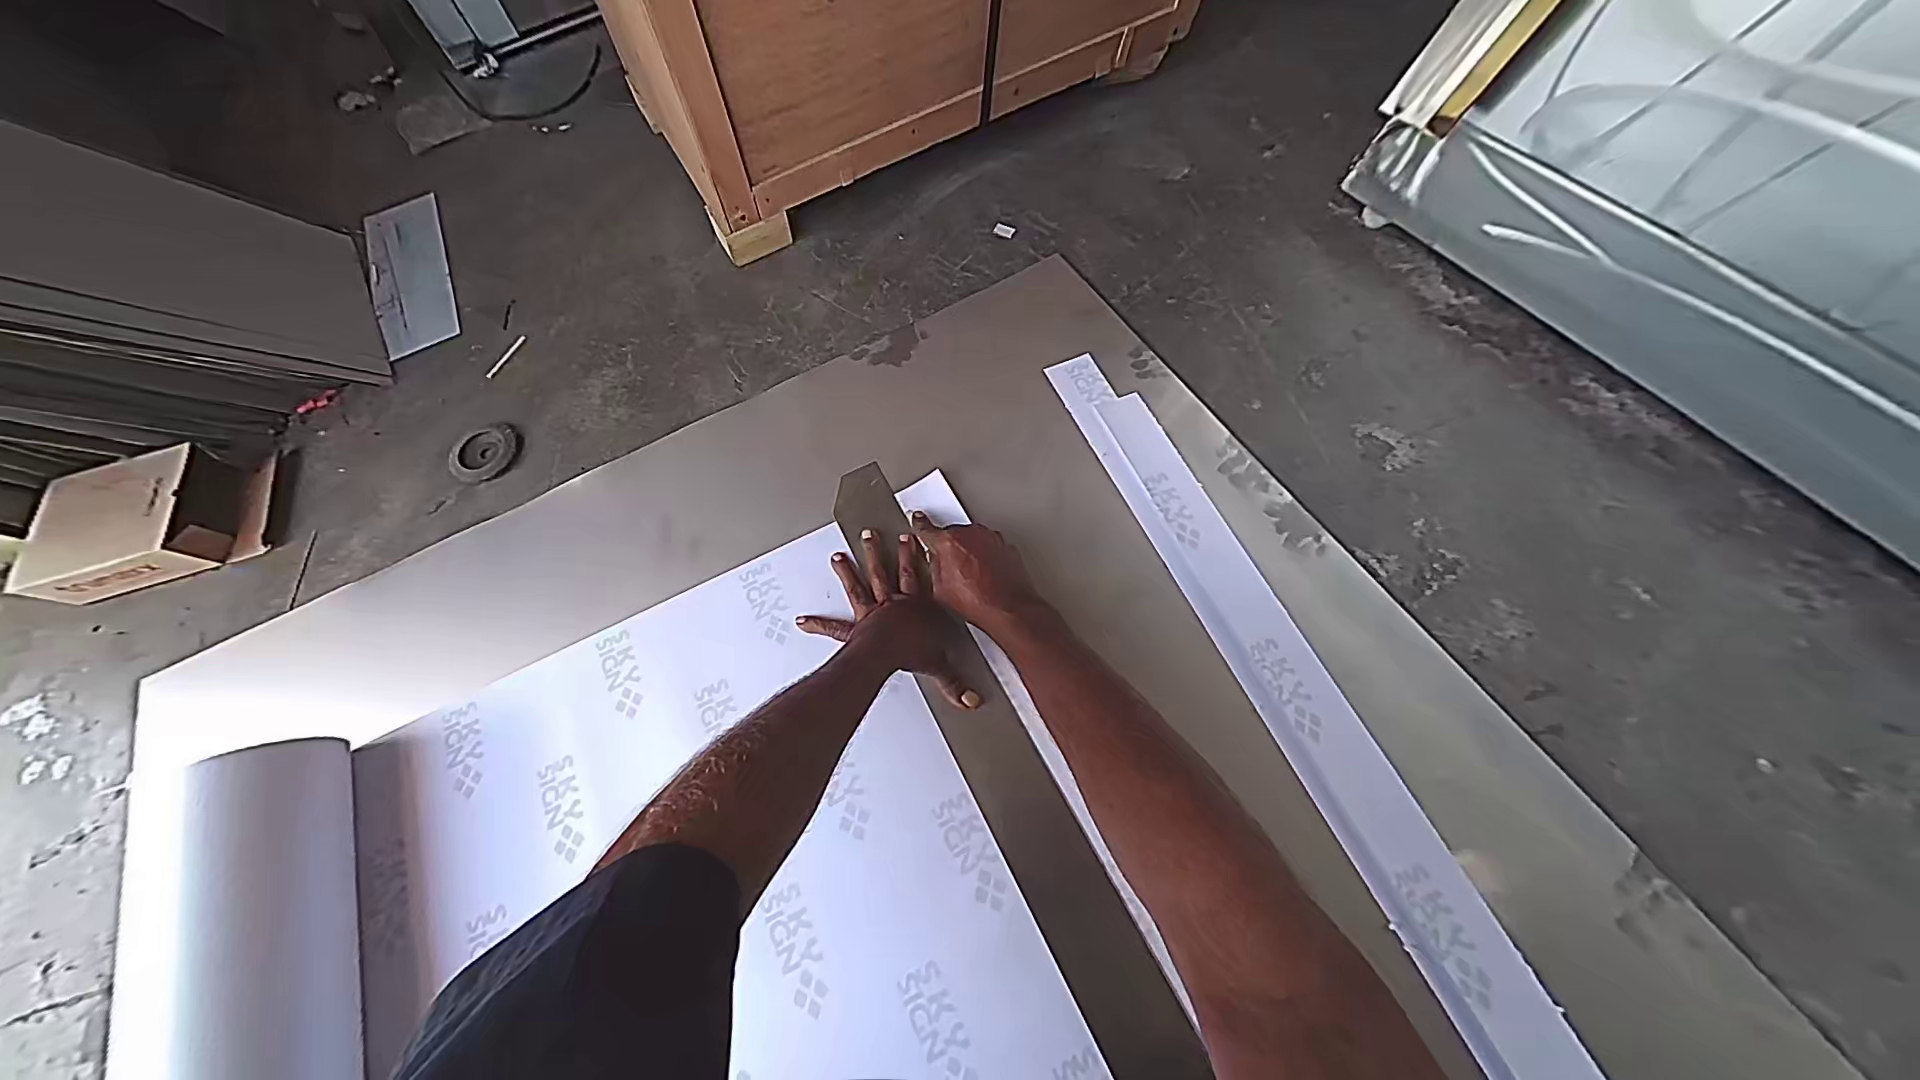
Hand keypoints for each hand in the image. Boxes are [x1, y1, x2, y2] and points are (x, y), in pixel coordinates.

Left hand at [798, 528, 980, 708]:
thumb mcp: (941, 665)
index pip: (915, 575)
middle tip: (871, 534)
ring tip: (838, 557)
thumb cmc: (913, 650)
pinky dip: (818, 624)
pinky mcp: (855, 630)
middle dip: (878, 552)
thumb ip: (954, 681)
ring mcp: (871, 614)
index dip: (913, 555)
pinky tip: (804, 620)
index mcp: (915, 606)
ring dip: (848, 571)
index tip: (910, 537)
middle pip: (884, 572)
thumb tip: (971, 699)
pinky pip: (834, 627)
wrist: (891, 652)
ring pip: (859, 586)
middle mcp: (892, 604)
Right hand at [908, 512, 1049, 634]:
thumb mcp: (939, 589)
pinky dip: (986, 554)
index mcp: (947, 541)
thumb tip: (933, 560)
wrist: (1008, 608)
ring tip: (972, 575)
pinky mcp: (1005, 544)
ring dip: (969, 549)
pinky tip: (985, 573)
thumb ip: (932, 565)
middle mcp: (969, 533)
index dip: (919, 524)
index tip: (918, 520)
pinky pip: (989, 544)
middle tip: (952, 569)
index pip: (926, 527)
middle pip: (951, 533)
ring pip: (972, 537)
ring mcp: (989, 537)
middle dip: (949, 547)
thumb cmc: (977, 601)